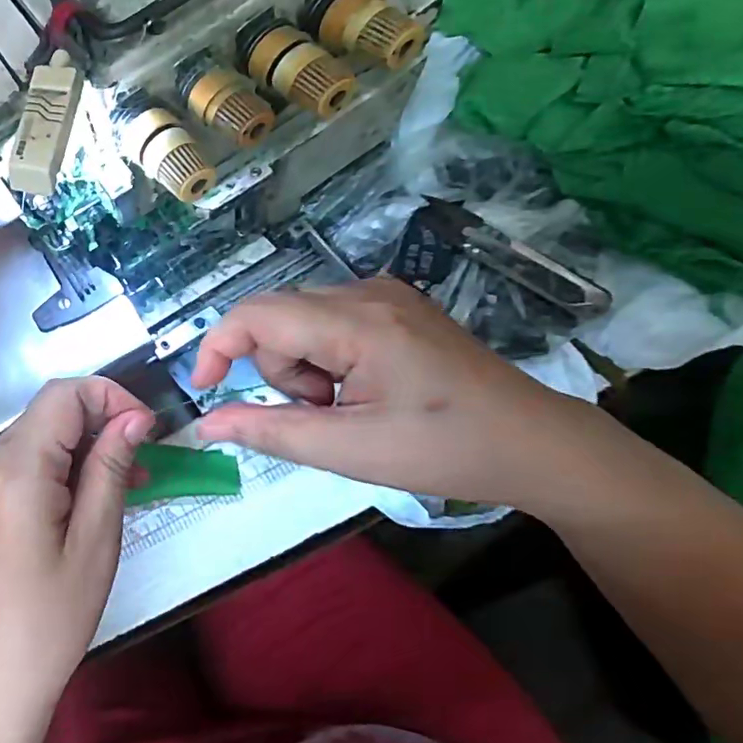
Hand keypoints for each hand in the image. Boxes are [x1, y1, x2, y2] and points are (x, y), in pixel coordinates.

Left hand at [0, 376, 153, 701]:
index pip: (63, 394)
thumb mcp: (95, 540)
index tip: (146, 428)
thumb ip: (110, 467)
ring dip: (84, 443)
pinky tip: (92, 493)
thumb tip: (133, 417)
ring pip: (40, 433)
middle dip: (100, 420)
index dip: (109, 397)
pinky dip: (61, 462)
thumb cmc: (52, 615)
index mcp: (16, 468)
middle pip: (50, 410)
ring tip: (127, 480)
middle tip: (143, 457)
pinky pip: (26, 459)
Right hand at [190, 278, 602, 513]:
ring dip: (301, 366)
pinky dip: (322, 356)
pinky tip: (359, 385)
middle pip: (275, 317)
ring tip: (345, 404)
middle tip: (320, 412)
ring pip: (297, 319)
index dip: (218, 348)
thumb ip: (270, 432)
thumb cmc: (446, 450)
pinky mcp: (392, 303)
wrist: (537, 444)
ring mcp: (382, 292)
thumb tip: (205, 423)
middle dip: (278, 369)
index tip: (207, 392)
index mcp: (357, 322)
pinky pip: (324, 319)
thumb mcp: (351, 450)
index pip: (255, 314)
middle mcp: (365, 291)